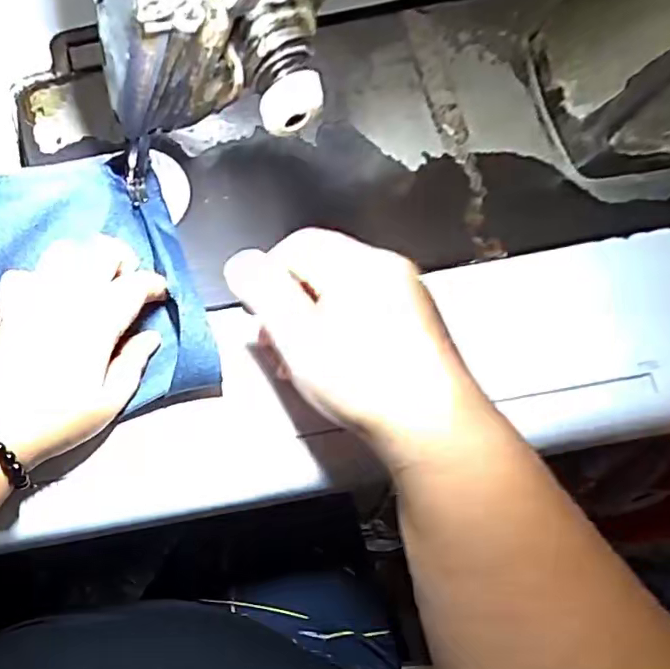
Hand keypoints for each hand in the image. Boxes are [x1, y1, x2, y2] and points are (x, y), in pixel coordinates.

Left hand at [0, 235, 169, 466]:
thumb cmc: (55, 420)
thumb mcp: (107, 403)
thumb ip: (133, 364)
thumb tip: (149, 338)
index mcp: (100, 318)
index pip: (137, 282)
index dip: (154, 285)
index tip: (158, 296)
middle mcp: (68, 295)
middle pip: (101, 248)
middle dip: (121, 259)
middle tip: (126, 284)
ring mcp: (34, 295)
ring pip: (64, 249)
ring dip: (83, 258)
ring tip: (89, 283)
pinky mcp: (9, 305)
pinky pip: (26, 272)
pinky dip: (40, 278)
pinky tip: (46, 298)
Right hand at [224, 228, 489, 465]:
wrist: (428, 423)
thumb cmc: (365, 383)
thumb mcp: (295, 334)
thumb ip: (263, 291)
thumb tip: (241, 263)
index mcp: (357, 264)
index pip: (295, 245)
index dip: (265, 278)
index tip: (256, 313)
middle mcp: (387, 272)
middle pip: (319, 270)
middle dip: (288, 306)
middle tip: (276, 344)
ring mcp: (405, 298)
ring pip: (340, 295)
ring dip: (311, 324)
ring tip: (302, 364)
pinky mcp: (414, 327)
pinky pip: (364, 316)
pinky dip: (339, 336)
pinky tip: (335, 370)